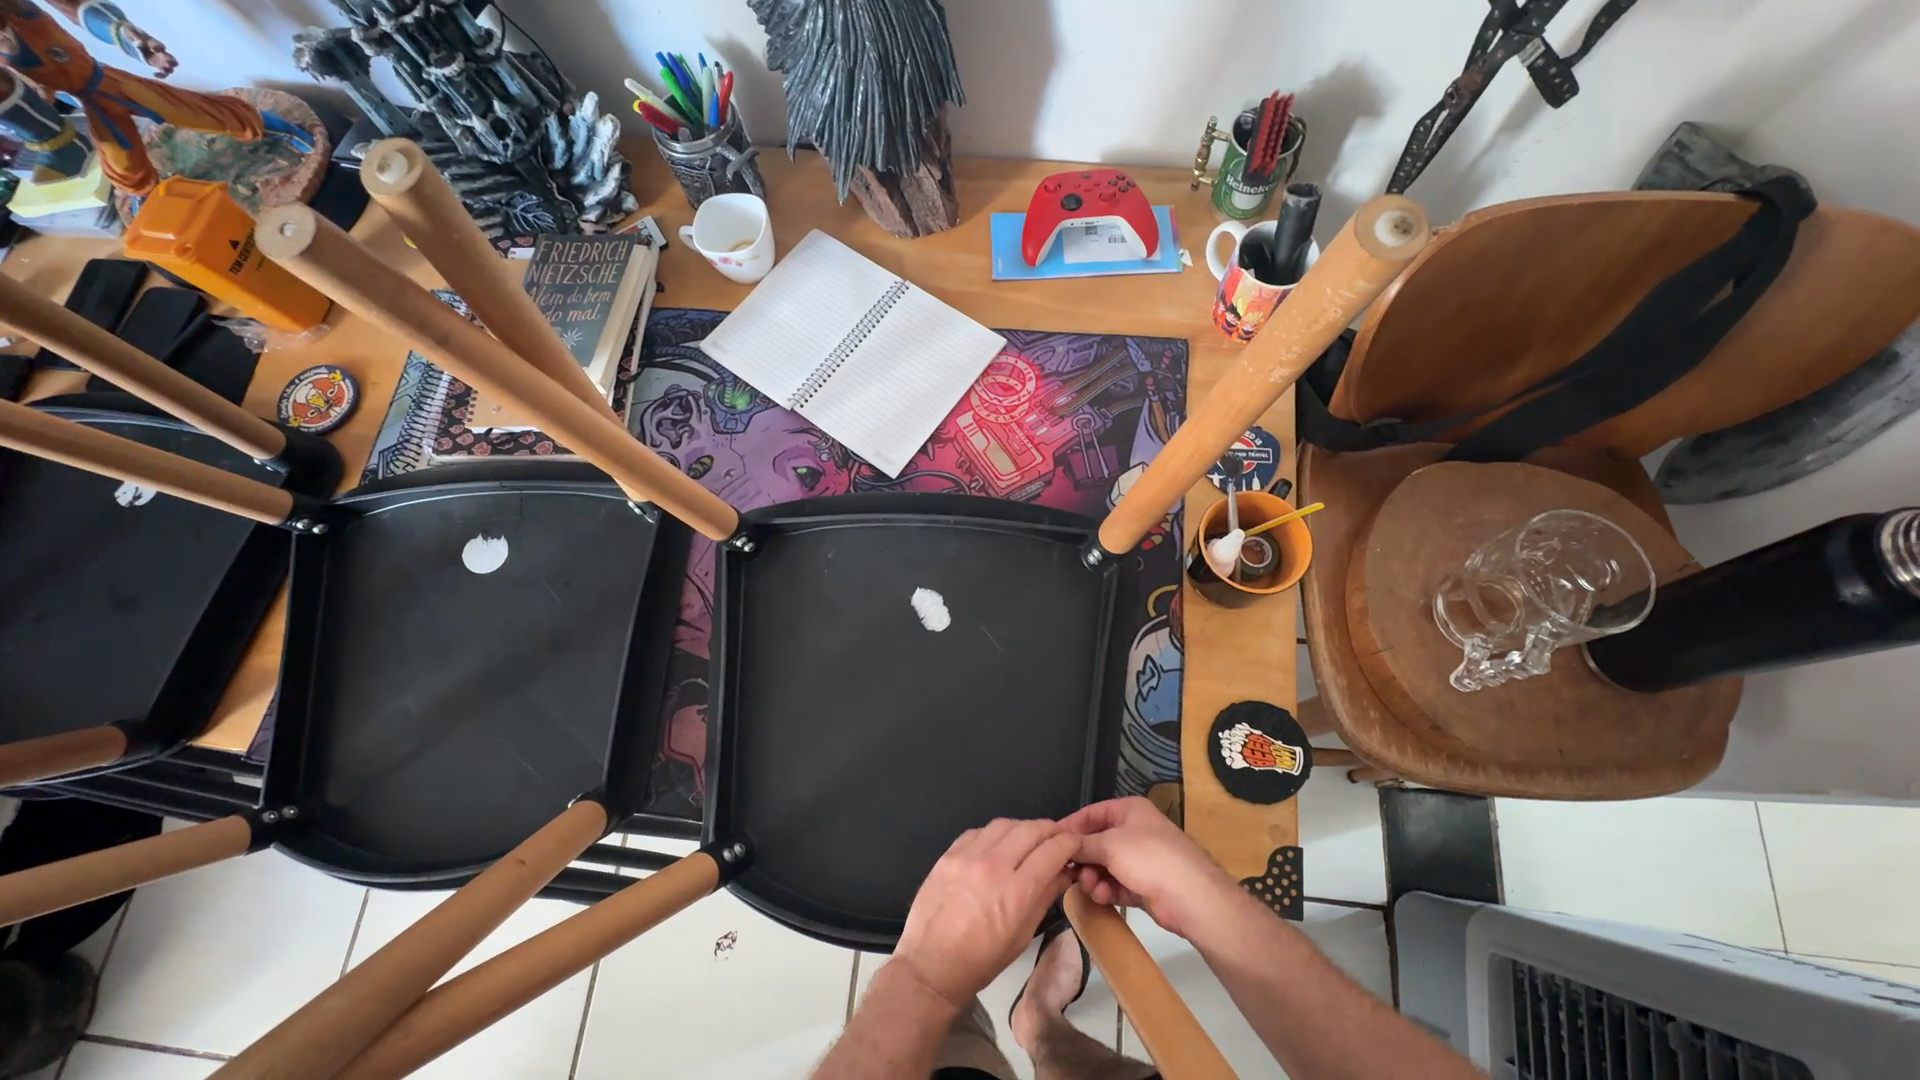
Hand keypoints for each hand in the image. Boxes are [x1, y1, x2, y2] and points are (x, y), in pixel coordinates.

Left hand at [128, 28, 175, 77]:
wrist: (134, 40)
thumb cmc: (133, 34)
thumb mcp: (131, 32)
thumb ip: (135, 36)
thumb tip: (140, 42)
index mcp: (155, 43)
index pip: (160, 46)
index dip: (158, 47)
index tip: (154, 49)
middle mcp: (162, 53)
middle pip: (171, 58)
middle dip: (170, 61)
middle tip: (168, 63)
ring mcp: (161, 61)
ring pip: (170, 68)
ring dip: (167, 70)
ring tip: (162, 70)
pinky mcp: (159, 67)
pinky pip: (164, 74)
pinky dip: (161, 75)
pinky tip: (154, 75)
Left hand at [894, 819, 1077, 1009]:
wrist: (931, 965)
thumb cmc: (982, 960)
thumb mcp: (1023, 935)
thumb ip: (1045, 896)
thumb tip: (1064, 872)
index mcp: (1017, 891)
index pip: (1053, 850)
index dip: (1070, 843)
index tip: (1075, 844)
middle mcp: (994, 865)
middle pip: (1031, 829)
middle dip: (1051, 830)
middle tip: (1057, 838)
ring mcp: (968, 856)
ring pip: (1004, 824)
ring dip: (1023, 828)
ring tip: (1028, 840)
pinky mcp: (948, 854)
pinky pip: (978, 832)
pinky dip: (994, 834)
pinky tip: (997, 846)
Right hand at [1062, 796, 1237, 939]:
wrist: (1190, 896)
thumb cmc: (1149, 858)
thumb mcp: (1110, 845)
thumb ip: (1082, 844)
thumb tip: (1061, 845)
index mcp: (1129, 811)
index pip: (1091, 814)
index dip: (1071, 827)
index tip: (1051, 843)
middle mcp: (1134, 831)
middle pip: (1097, 842)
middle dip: (1083, 858)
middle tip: (1069, 872)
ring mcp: (1140, 860)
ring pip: (1104, 866)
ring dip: (1093, 877)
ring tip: (1091, 886)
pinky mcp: (1143, 885)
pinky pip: (1115, 884)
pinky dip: (1107, 889)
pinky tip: (1103, 896)